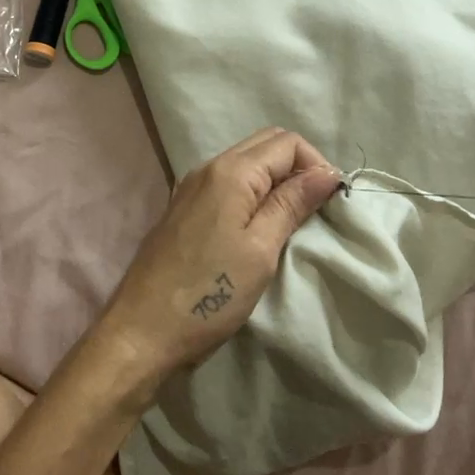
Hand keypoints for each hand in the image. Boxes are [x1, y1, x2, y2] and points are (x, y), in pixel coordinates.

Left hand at [93, 128, 344, 379]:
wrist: (141, 331)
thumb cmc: (209, 294)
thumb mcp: (261, 250)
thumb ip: (292, 204)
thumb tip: (327, 172)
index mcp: (230, 172)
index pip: (287, 143)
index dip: (317, 164)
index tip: (333, 201)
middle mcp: (208, 167)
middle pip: (266, 144)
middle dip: (299, 166)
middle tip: (317, 207)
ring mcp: (192, 187)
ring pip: (246, 161)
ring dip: (276, 179)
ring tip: (295, 218)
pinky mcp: (184, 208)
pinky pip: (228, 182)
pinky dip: (253, 191)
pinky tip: (262, 224)